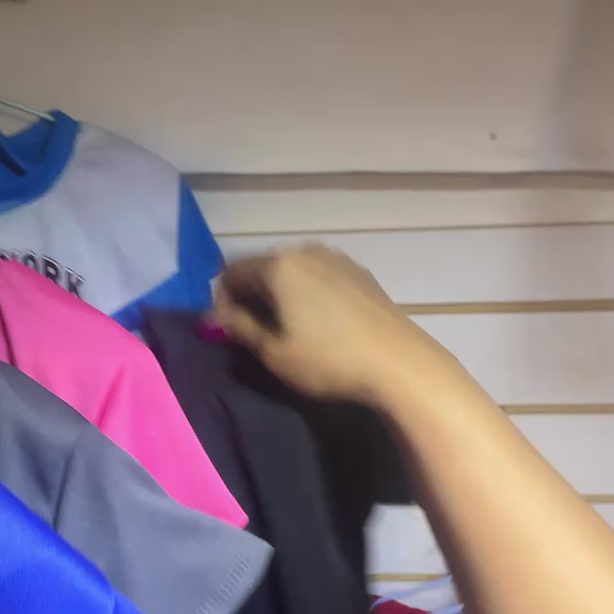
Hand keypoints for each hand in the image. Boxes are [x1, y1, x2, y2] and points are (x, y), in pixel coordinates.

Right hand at [213, 244, 451, 404]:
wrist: (397, 363)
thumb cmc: (326, 360)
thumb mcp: (273, 352)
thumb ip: (240, 328)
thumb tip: (217, 315)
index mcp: (278, 265)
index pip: (231, 271)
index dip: (222, 301)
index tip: (228, 331)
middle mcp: (305, 251)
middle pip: (262, 267)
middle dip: (250, 296)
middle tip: (253, 333)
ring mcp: (336, 258)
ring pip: (291, 271)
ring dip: (278, 295)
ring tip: (285, 329)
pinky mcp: (358, 272)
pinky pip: (317, 276)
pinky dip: (304, 293)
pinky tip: (316, 323)